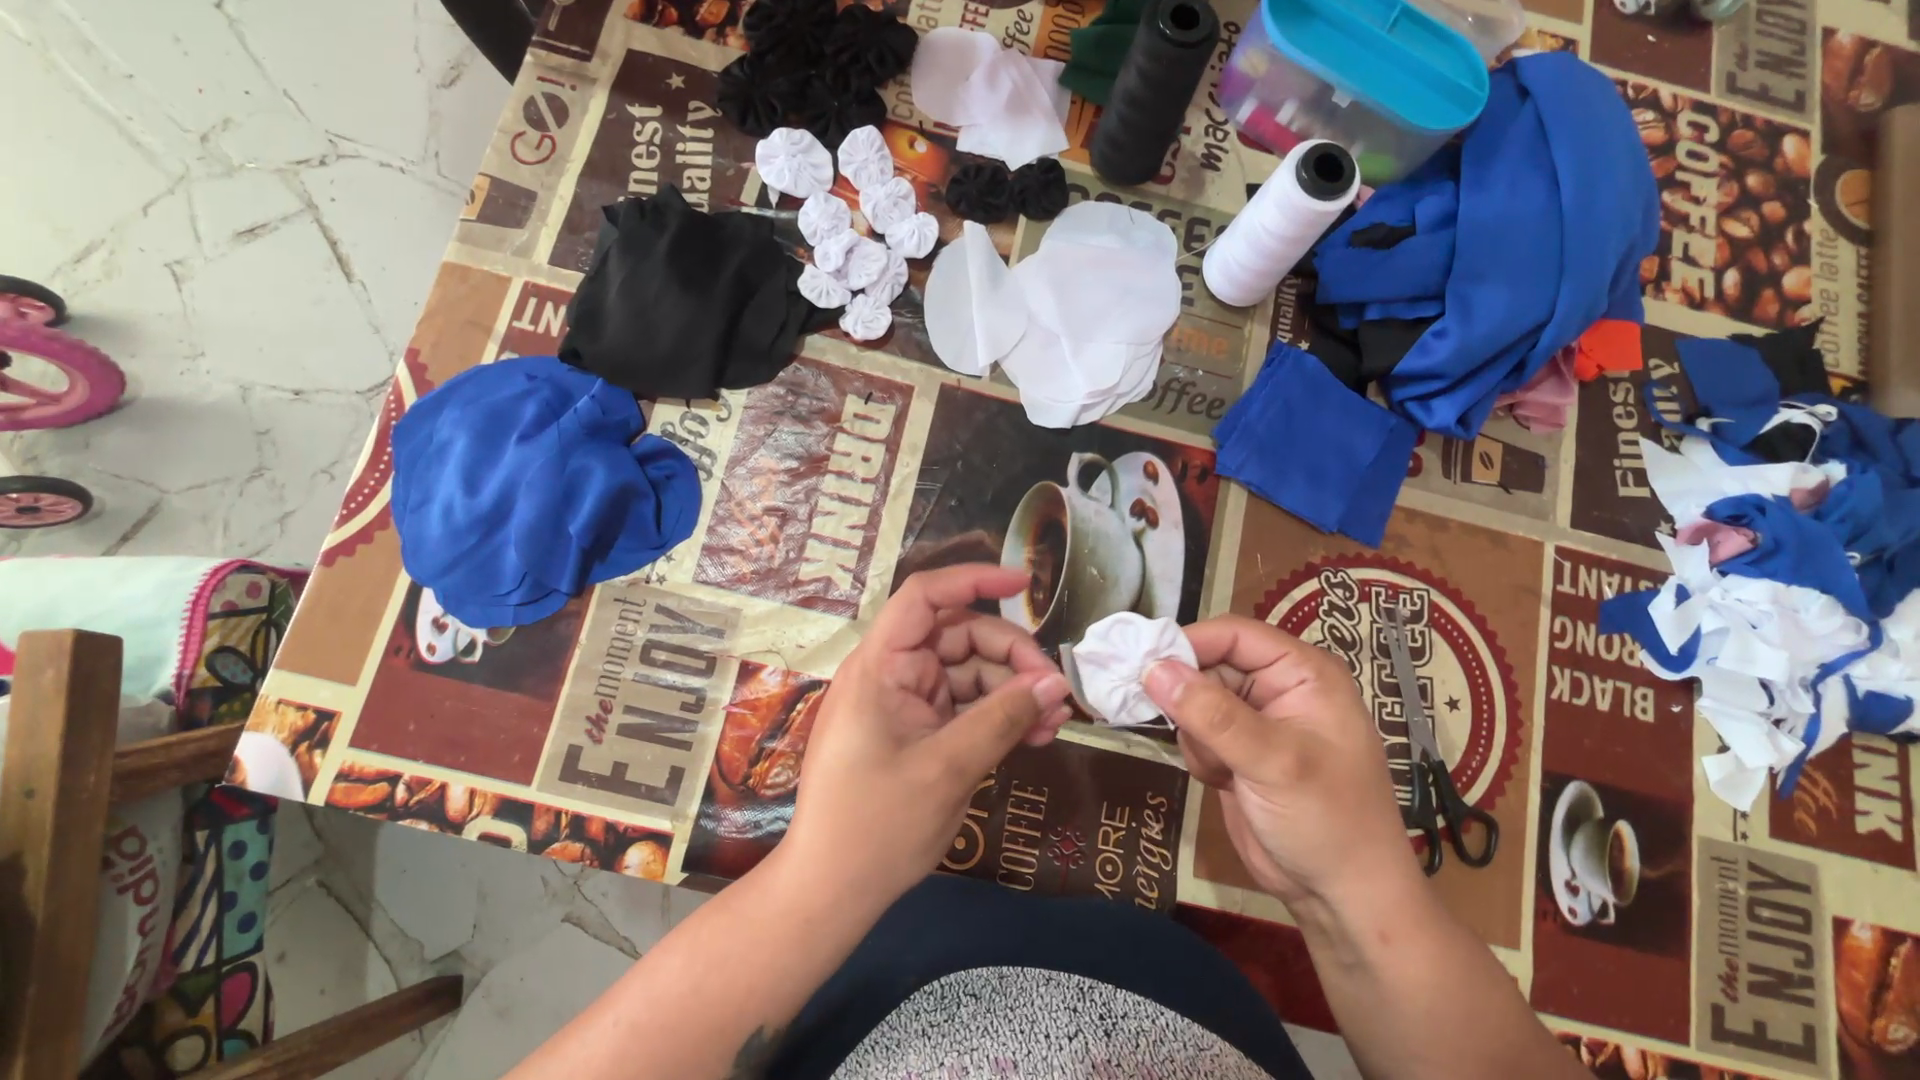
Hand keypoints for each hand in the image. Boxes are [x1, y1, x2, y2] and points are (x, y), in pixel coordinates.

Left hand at [784, 565, 1072, 901]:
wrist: (833, 889)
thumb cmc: (878, 824)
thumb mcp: (948, 767)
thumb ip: (1004, 718)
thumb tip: (1055, 682)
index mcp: (880, 666)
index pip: (924, 597)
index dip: (973, 580)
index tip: (1024, 582)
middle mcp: (890, 674)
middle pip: (958, 637)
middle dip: (1010, 656)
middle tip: (1054, 691)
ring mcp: (903, 704)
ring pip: (968, 674)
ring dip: (1012, 692)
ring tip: (1054, 723)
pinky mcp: (916, 733)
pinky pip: (963, 708)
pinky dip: (997, 717)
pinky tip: (1035, 735)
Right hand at [1144, 616, 1416, 908]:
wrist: (1340, 895)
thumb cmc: (1326, 820)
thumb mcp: (1273, 762)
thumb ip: (1212, 714)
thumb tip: (1152, 669)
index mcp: (1302, 673)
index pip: (1233, 635)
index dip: (1187, 644)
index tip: (1141, 665)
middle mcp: (1278, 688)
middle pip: (1207, 665)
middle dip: (1187, 696)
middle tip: (1171, 724)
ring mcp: (1256, 722)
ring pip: (1194, 701)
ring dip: (1194, 733)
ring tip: (1220, 768)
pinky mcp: (1237, 752)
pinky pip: (1196, 734)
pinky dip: (1198, 755)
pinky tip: (1221, 781)